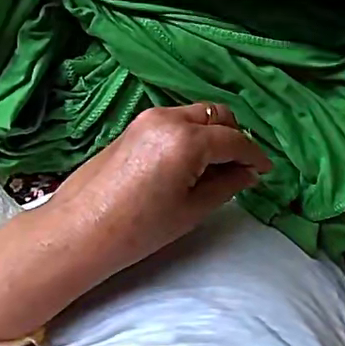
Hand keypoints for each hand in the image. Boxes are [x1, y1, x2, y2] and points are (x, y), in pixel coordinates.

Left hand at [0, 103, 271, 339]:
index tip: (267, 171)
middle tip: (243, 167)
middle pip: (217, 115)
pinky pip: (177, 119)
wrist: (77, 231)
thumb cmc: (136, 229)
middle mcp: (168, 117)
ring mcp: (148, 117)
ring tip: (219, 166)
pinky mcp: (134, 125)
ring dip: (214, 133)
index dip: (256, 155)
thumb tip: (248, 173)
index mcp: (186, 139)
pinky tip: (192, 161)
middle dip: (236, 137)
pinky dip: (193, 133)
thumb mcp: (191, 210)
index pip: (234, 139)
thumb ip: (226, 185)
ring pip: (197, 114)